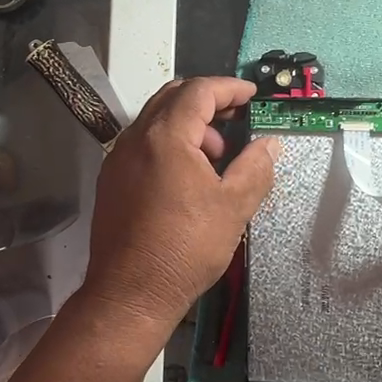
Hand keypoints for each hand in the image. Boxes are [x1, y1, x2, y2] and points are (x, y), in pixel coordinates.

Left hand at [79, 77, 279, 330]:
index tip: (251, 95)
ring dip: (188, 124)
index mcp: (165, 136)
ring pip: (155, 120)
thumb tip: (269, 143)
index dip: (229, 88)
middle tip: (236, 118)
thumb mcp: (233, 207)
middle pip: (172, 98)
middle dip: (207, 101)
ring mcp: (118, 158)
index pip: (199, 91)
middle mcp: (135, 138)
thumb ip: (255, 168)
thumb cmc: (185, 248)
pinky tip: (188, 176)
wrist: (130, 293)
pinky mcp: (111, 180)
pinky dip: (169, 143)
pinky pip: (142, 144)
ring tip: (216, 156)